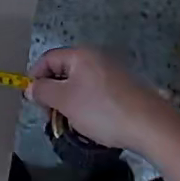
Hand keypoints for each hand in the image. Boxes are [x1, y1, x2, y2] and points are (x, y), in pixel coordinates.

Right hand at [27, 47, 176, 152]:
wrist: (150, 126)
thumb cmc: (101, 110)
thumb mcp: (64, 101)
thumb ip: (42, 91)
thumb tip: (30, 87)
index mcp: (81, 55)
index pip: (47, 59)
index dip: (35, 78)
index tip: (33, 101)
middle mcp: (97, 58)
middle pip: (63, 71)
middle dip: (52, 93)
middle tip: (51, 116)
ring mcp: (112, 72)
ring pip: (79, 84)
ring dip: (68, 103)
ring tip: (70, 123)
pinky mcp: (123, 88)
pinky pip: (95, 93)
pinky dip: (86, 106)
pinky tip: (90, 123)